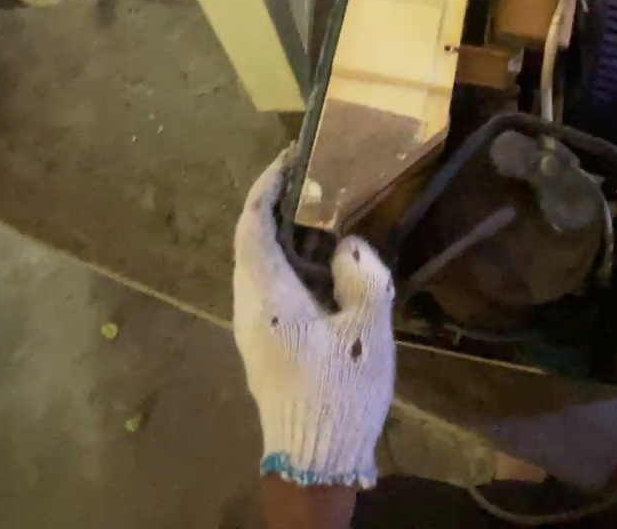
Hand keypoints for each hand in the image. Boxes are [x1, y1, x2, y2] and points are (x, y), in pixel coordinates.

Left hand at [233, 150, 395, 489]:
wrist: (313, 458)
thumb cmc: (340, 391)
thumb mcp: (368, 330)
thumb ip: (362, 277)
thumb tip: (346, 247)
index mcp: (270, 297)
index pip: (252, 226)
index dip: (265, 187)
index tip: (287, 158)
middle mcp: (249, 306)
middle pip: (248, 240)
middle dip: (271, 204)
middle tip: (308, 180)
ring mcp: (250, 326)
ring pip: (254, 262)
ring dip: (279, 232)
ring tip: (318, 215)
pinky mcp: (260, 342)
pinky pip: (264, 283)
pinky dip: (284, 258)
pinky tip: (319, 263)